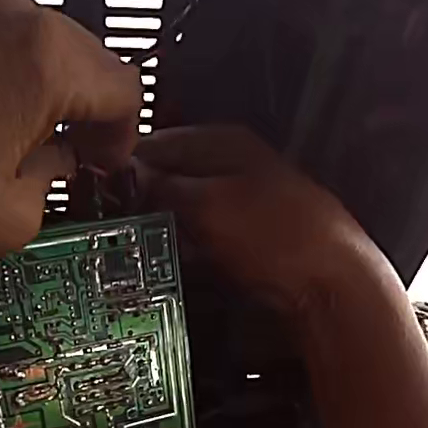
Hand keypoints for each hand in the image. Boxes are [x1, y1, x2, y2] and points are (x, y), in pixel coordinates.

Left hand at [0, 0, 141, 291]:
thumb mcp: (11, 216)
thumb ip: (55, 178)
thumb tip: (57, 155)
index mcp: (43, 57)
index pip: (122, 87)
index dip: (122, 133)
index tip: (101, 164)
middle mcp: (6, 8)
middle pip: (83, 57)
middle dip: (84, 109)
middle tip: (66, 158)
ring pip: (34, 43)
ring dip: (41, 90)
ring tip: (14, 141)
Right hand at [134, 126, 392, 316]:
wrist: (329, 285)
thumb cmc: (277, 235)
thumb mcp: (209, 206)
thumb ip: (164, 187)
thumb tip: (128, 176)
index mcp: (224, 142)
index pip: (157, 142)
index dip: (126, 165)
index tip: (98, 190)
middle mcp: (232, 166)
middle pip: (171, 176)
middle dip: (144, 199)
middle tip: (115, 223)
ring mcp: (241, 202)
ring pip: (185, 209)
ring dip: (164, 226)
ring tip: (139, 245)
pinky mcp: (246, 236)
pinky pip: (203, 236)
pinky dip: (187, 246)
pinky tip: (175, 260)